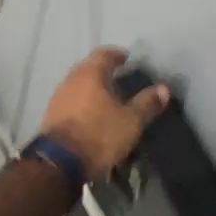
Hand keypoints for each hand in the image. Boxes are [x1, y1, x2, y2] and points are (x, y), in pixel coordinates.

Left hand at [38, 47, 169, 178]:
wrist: (59, 162)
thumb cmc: (99, 135)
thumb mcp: (131, 121)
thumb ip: (147, 103)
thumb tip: (164, 88)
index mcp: (91, 73)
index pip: (105, 53)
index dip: (118, 55)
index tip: (128, 60)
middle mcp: (71, 79)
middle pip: (89, 67)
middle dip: (104, 70)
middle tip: (119, 79)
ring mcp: (58, 96)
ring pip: (78, 84)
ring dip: (92, 87)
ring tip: (107, 98)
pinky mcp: (51, 114)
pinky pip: (71, 100)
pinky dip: (83, 102)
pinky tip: (91, 114)